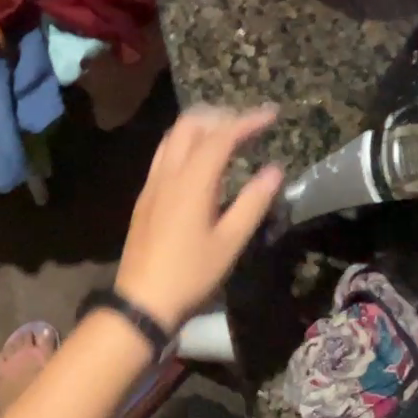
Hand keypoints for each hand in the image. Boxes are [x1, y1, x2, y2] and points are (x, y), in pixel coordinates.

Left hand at [114, 106, 284, 329]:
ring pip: (172, 138)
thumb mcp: (229, 243)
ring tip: (224, 137)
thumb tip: (274, 171)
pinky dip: (184, 146)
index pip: (221, 135)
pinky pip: (164, 156)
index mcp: (192, 182)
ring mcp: (152, 185)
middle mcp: (168, 174)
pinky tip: (197, 164)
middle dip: (221, 117)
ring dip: (199, 128)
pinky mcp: (144, 199)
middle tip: (247, 126)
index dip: (248, 121)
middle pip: (190, 125)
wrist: (143, 301)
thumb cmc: (191, 275)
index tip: (272, 116)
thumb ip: (252, 203)